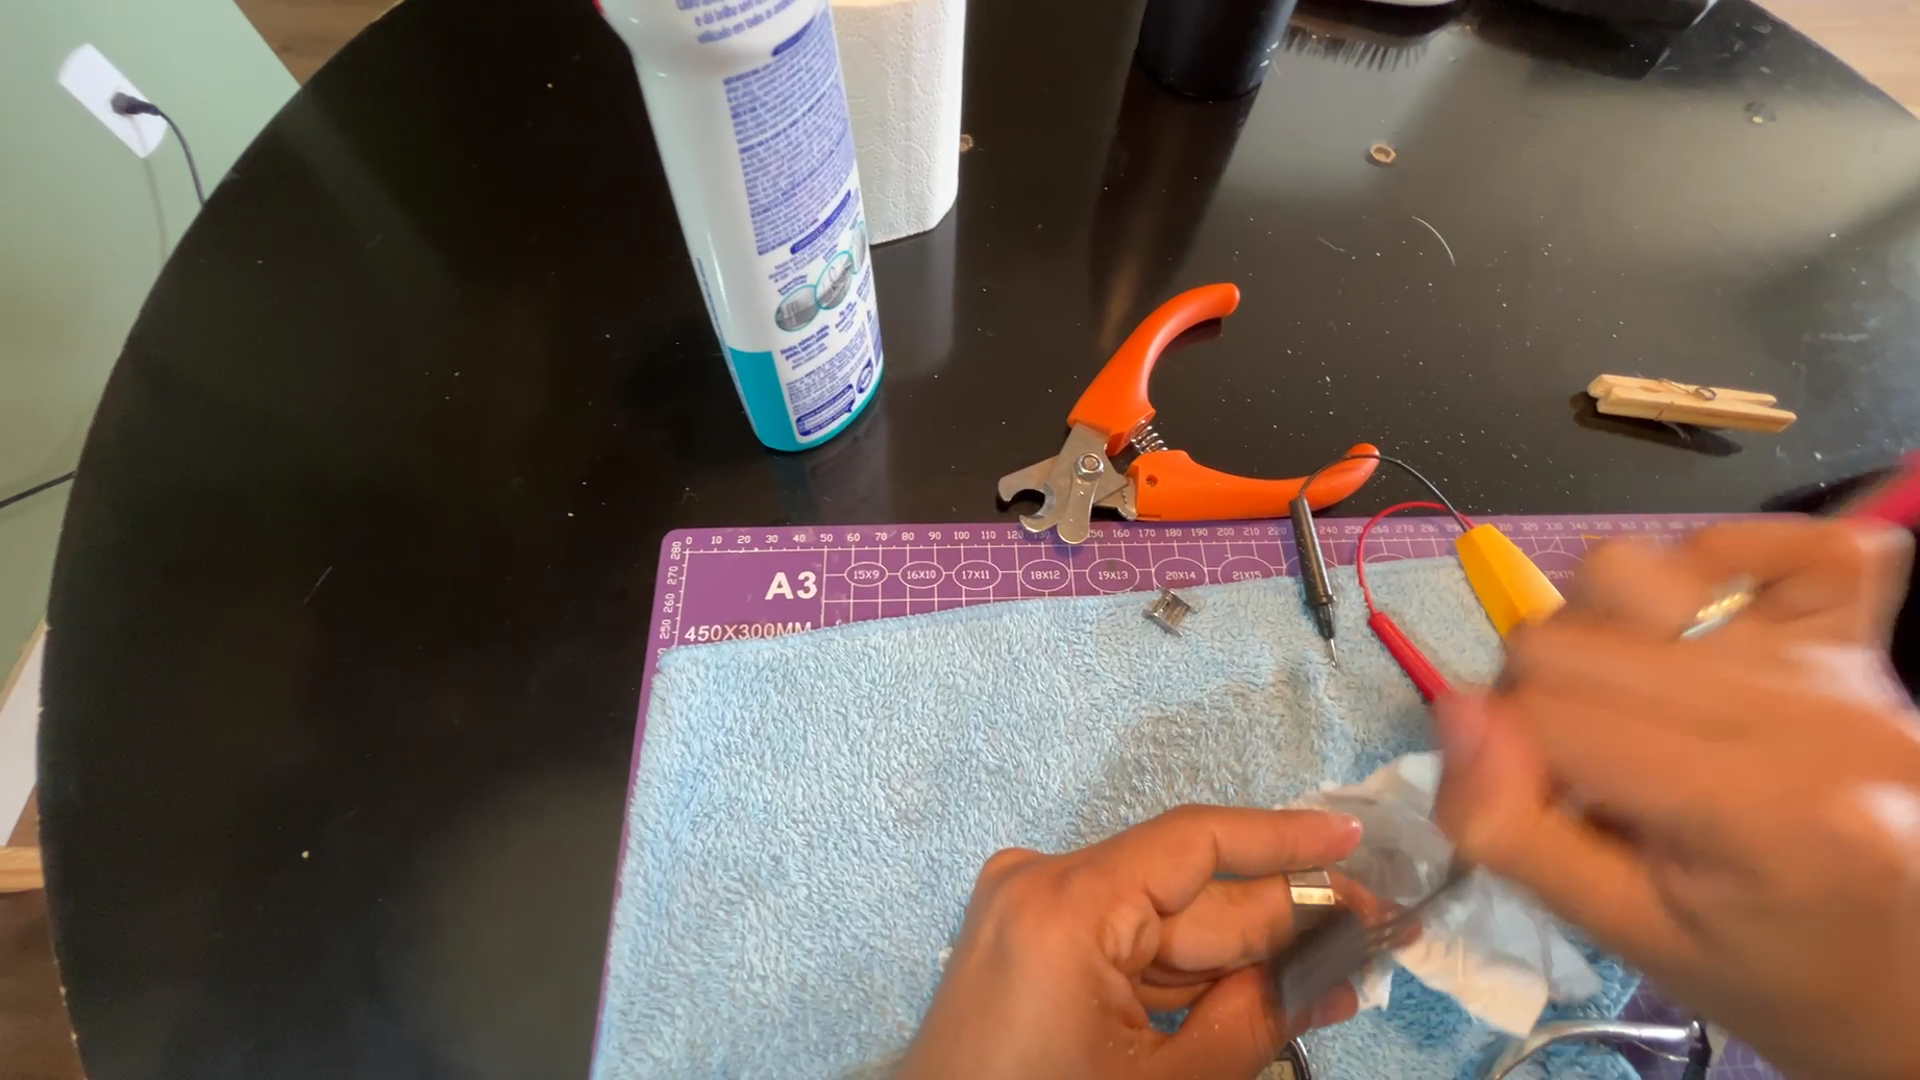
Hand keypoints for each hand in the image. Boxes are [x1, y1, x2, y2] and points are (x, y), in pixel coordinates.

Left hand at [895, 806, 1368, 1079]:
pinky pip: (1122, 941)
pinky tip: (1260, 986)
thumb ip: (1249, 1018)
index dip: (1279, 837)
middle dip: (1279, 915)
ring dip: (1240, 948)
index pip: (1191, 843)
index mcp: (1067, 903)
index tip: (1351, 836)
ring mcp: (1029, 904)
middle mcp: (1042, 879)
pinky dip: (1185, 968)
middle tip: (1373, 928)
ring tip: (1337, 965)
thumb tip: (1328, 967)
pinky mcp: (1028, 933)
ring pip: (1157, 919)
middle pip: (1183, 891)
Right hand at [1433, 520, 1919, 1079]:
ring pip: (1625, 571)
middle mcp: (1808, 712)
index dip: (1503, 760)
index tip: (1542, 810)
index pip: (1540, 716)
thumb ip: (1506, 827)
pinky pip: (1803, 544)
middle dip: (1531, 702)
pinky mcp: (1859, 636)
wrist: (1909, 980)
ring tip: (1624, 699)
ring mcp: (1839, 663)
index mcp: (1762, 805)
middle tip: (1577, 769)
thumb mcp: (1614, 928)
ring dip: (1589, 630)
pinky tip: (1699, 626)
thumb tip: (1453, 709)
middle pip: (1560, 640)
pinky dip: (1726, 560)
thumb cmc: (1759, 967)